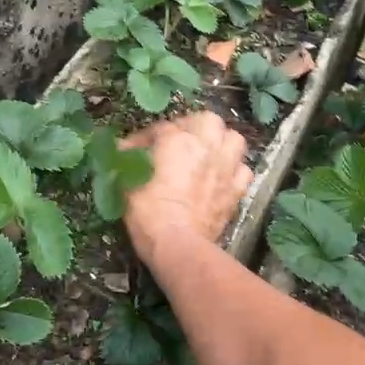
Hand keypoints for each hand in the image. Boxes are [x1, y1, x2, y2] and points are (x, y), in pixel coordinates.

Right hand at [120, 111, 252, 266]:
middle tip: (180, 141)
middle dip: (194, 126)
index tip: (134, 149)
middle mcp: (205, 147)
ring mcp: (225, 168)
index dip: (145, 137)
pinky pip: (243, 170)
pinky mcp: (237, 191)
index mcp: (176, 140)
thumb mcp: (127, 180)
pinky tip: (222, 177)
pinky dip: (234, 170)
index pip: (160, 127)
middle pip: (207, 120)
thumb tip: (121, 147)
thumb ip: (126, 159)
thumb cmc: (147, 210)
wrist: (177, 244)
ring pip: (233, 139)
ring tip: (207, 153)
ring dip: (221, 142)